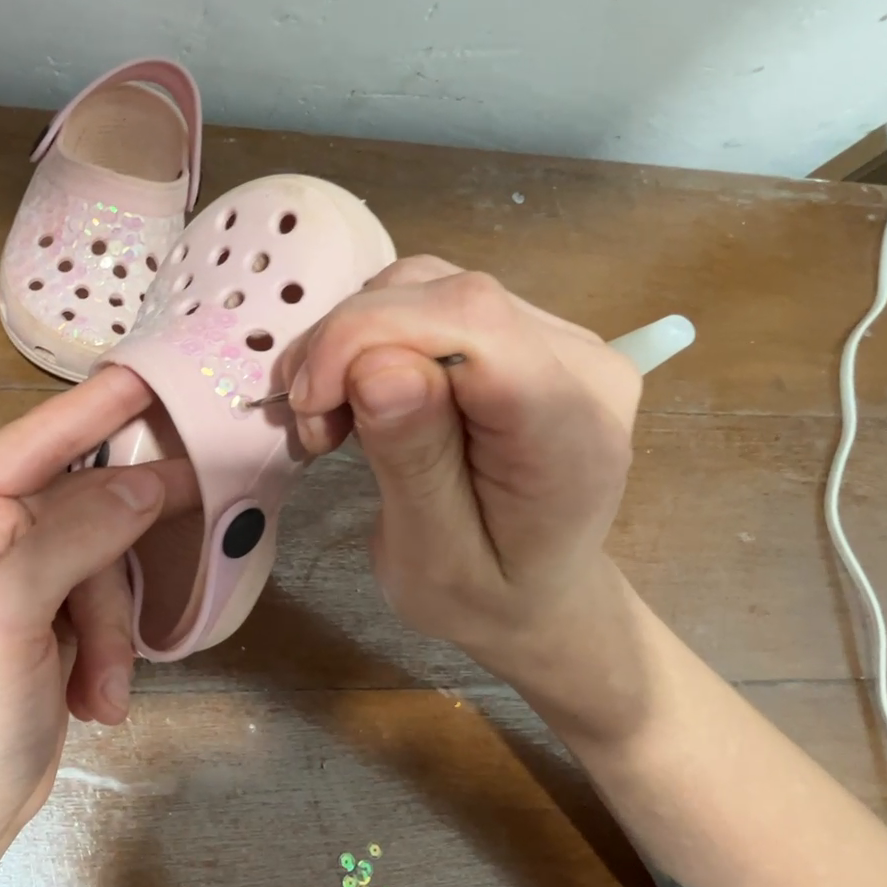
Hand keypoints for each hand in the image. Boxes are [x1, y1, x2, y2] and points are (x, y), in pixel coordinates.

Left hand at [0, 367, 196, 885]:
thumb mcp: (6, 620)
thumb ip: (73, 538)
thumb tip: (147, 480)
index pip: (39, 435)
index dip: (102, 403)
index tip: (160, 368)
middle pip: (85, 498)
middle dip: (118, 558)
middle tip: (195, 515)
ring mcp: (20, 566)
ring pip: (106, 556)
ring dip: (114, 626)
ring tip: (103, 685)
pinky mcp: (50, 604)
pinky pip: (106, 595)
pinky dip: (112, 646)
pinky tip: (98, 695)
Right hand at [283, 257, 648, 739]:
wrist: (536, 599)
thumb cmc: (485, 598)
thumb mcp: (433, 559)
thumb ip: (415, 462)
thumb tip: (376, 365)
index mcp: (571, 428)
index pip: (471, 323)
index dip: (368, 335)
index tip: (307, 403)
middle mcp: (579, 361)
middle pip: (442, 296)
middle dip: (346, 345)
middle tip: (309, 422)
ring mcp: (555, 338)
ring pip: (424, 286)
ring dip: (349, 344)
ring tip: (327, 418)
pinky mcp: (519, 334)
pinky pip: (425, 302)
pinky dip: (366, 341)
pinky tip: (352, 396)